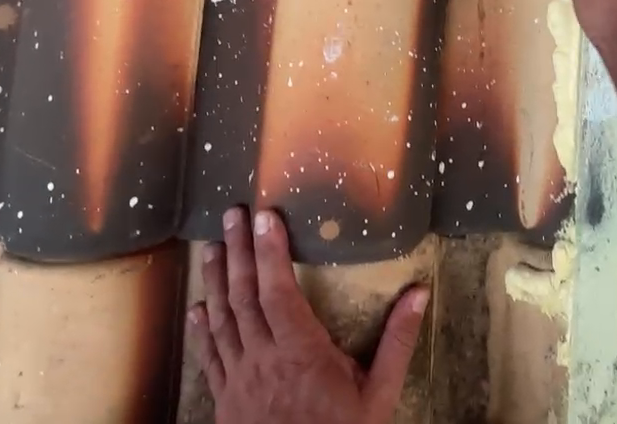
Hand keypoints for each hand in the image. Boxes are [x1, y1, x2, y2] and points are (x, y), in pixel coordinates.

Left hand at [188, 206, 427, 423]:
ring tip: (211, 246)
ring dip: (216, 281)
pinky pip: (210, 358)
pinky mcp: (225, 402)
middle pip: (244, 297)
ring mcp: (238, 382)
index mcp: (300, 353)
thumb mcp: (380, 394)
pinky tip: (197, 309)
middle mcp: (262, 361)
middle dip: (239, 251)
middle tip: (232, 213)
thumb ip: (397, 341)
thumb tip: (419, 291)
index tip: (265, 216)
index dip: (270, 251)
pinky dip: (202, 330)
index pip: (278, 291)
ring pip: (222, 321)